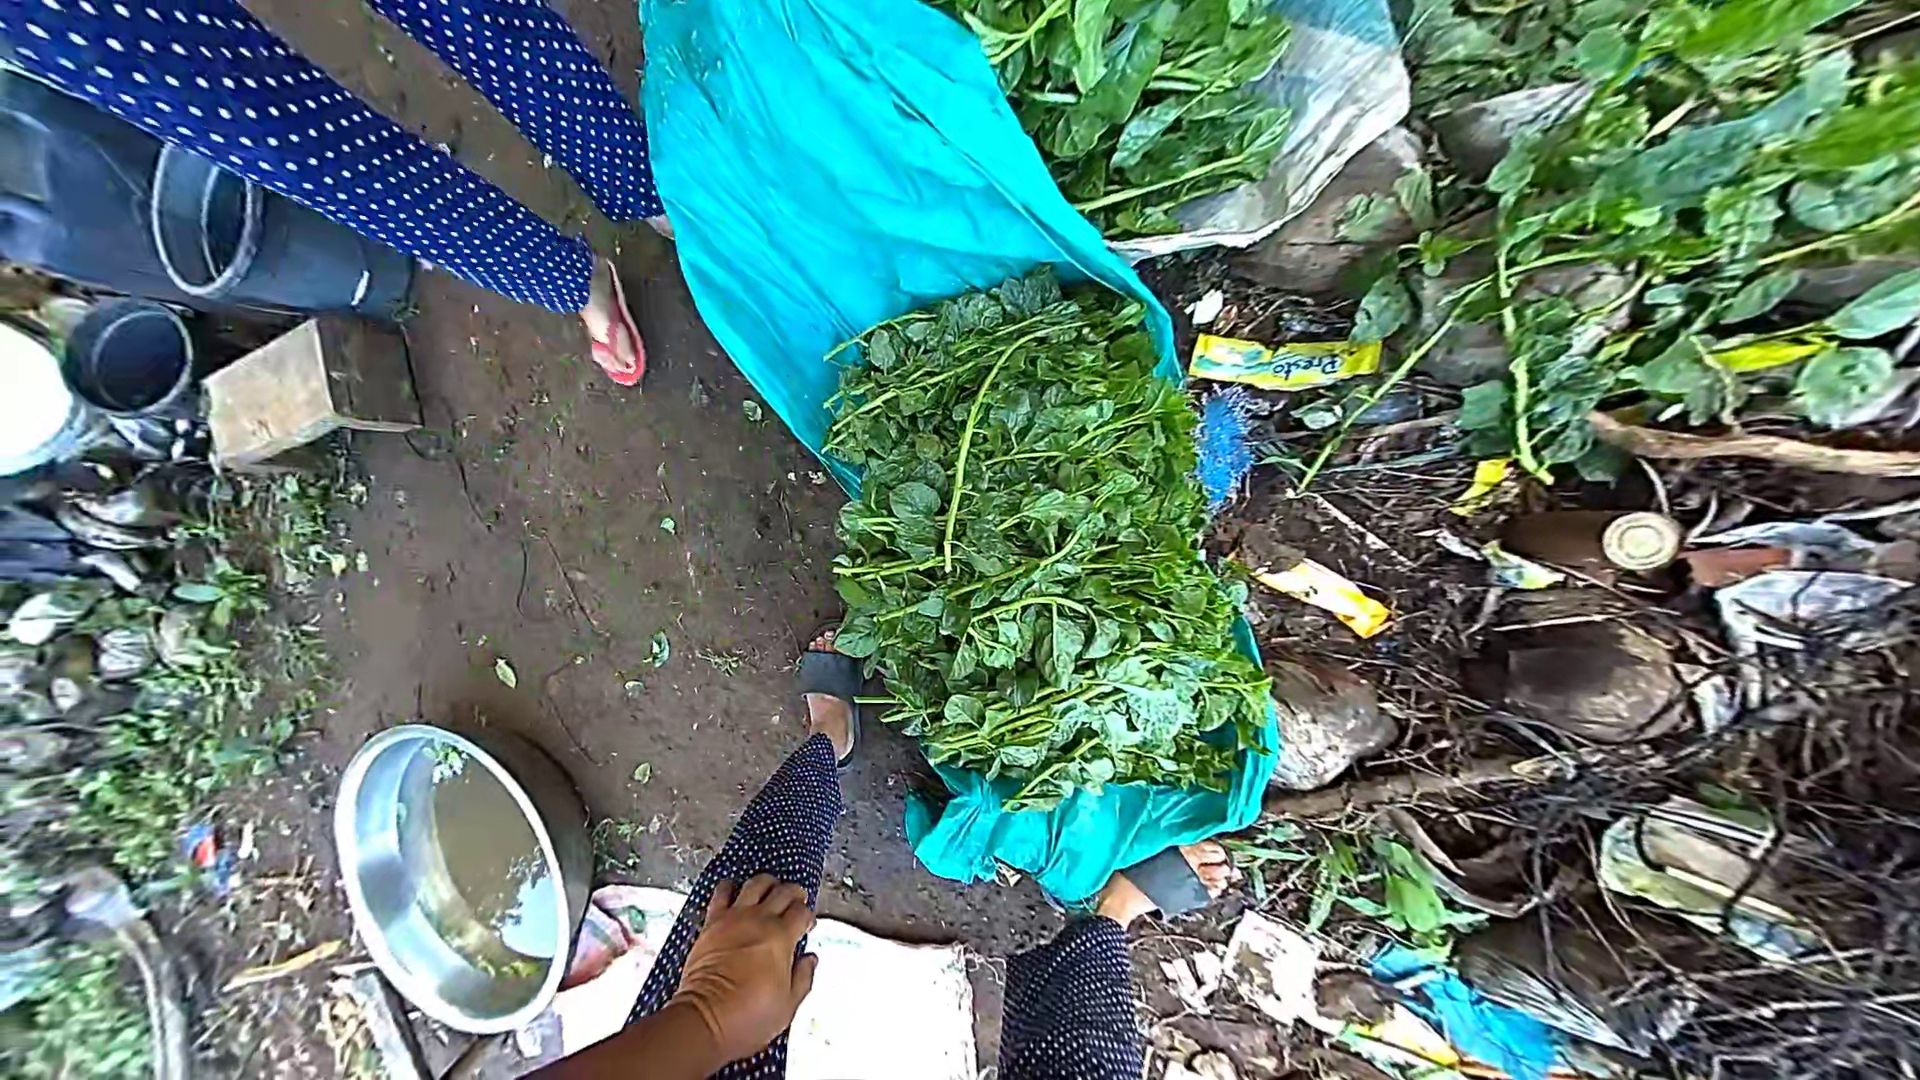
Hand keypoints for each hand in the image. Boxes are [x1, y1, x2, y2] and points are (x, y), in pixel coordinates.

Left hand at [669, 875, 818, 1064]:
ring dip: (767, 883)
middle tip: (795, 900)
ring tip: (770, 888)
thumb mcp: (787, 1007)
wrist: (703, 1022)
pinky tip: (734, 889)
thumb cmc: (745, 1017)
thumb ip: (803, 979)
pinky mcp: (713, 922)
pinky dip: (730, 887)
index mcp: (782, 937)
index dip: (808, 916)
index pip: (802, 912)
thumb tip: (810, 960)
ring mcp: (736, 918)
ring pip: (757, 883)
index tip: (807, 924)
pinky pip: (722, 893)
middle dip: (794, 893)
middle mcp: (761, 920)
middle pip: (784, 891)